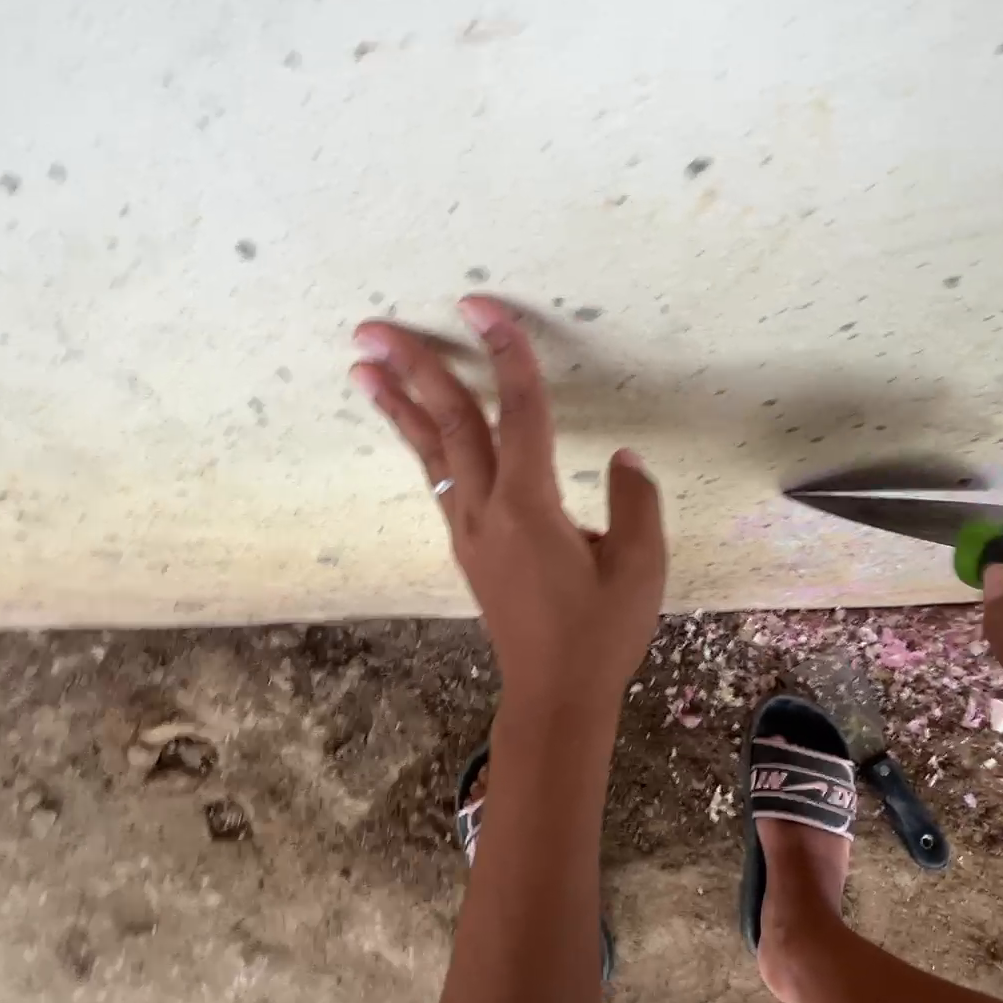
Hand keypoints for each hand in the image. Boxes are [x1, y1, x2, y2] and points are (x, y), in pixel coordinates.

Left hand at [348, 296, 668, 711]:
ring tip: (363, 367)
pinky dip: (419, 443)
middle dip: (415, 368)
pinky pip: (437, 479)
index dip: (506, 354)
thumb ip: (634, 501)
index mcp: (530, 507)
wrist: (553, 694)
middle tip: (372, 328)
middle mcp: (486, 509)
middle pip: (450, 423)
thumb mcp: (640, 567)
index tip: (481, 307)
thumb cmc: (600, 634)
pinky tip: (411, 427)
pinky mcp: (466, 545)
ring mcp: (468, 529)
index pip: (519, 412)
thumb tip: (623, 458)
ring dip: (399, 404)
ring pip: (430, 452)